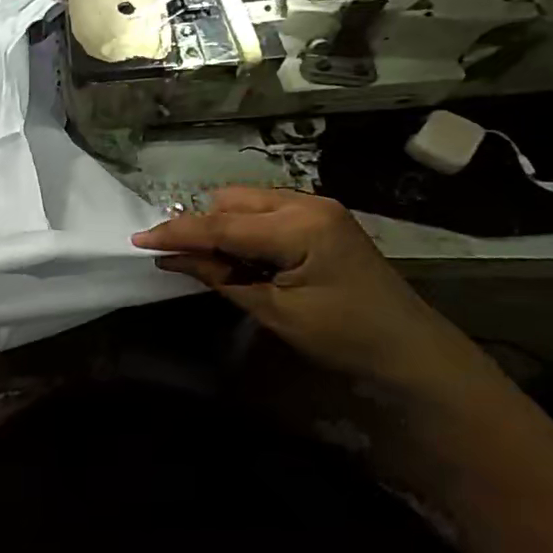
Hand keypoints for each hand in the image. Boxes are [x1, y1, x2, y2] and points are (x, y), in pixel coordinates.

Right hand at [133, 188, 477, 386]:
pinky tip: (242, 254)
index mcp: (299, 225)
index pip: (223, 224)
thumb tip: (172, 259)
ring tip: (209, 260)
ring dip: (223, 224)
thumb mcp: (277, 312)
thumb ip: (222, 277)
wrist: (412, 351)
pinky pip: (268, 210)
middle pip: (233, 201)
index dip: (178, 232)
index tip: (140, 239)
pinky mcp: (322, 216)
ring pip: (248, 201)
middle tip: (177, 257)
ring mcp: (318, 205)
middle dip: (201, 225)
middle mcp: (307, 202)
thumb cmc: (345, 338)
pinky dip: (246, 227)